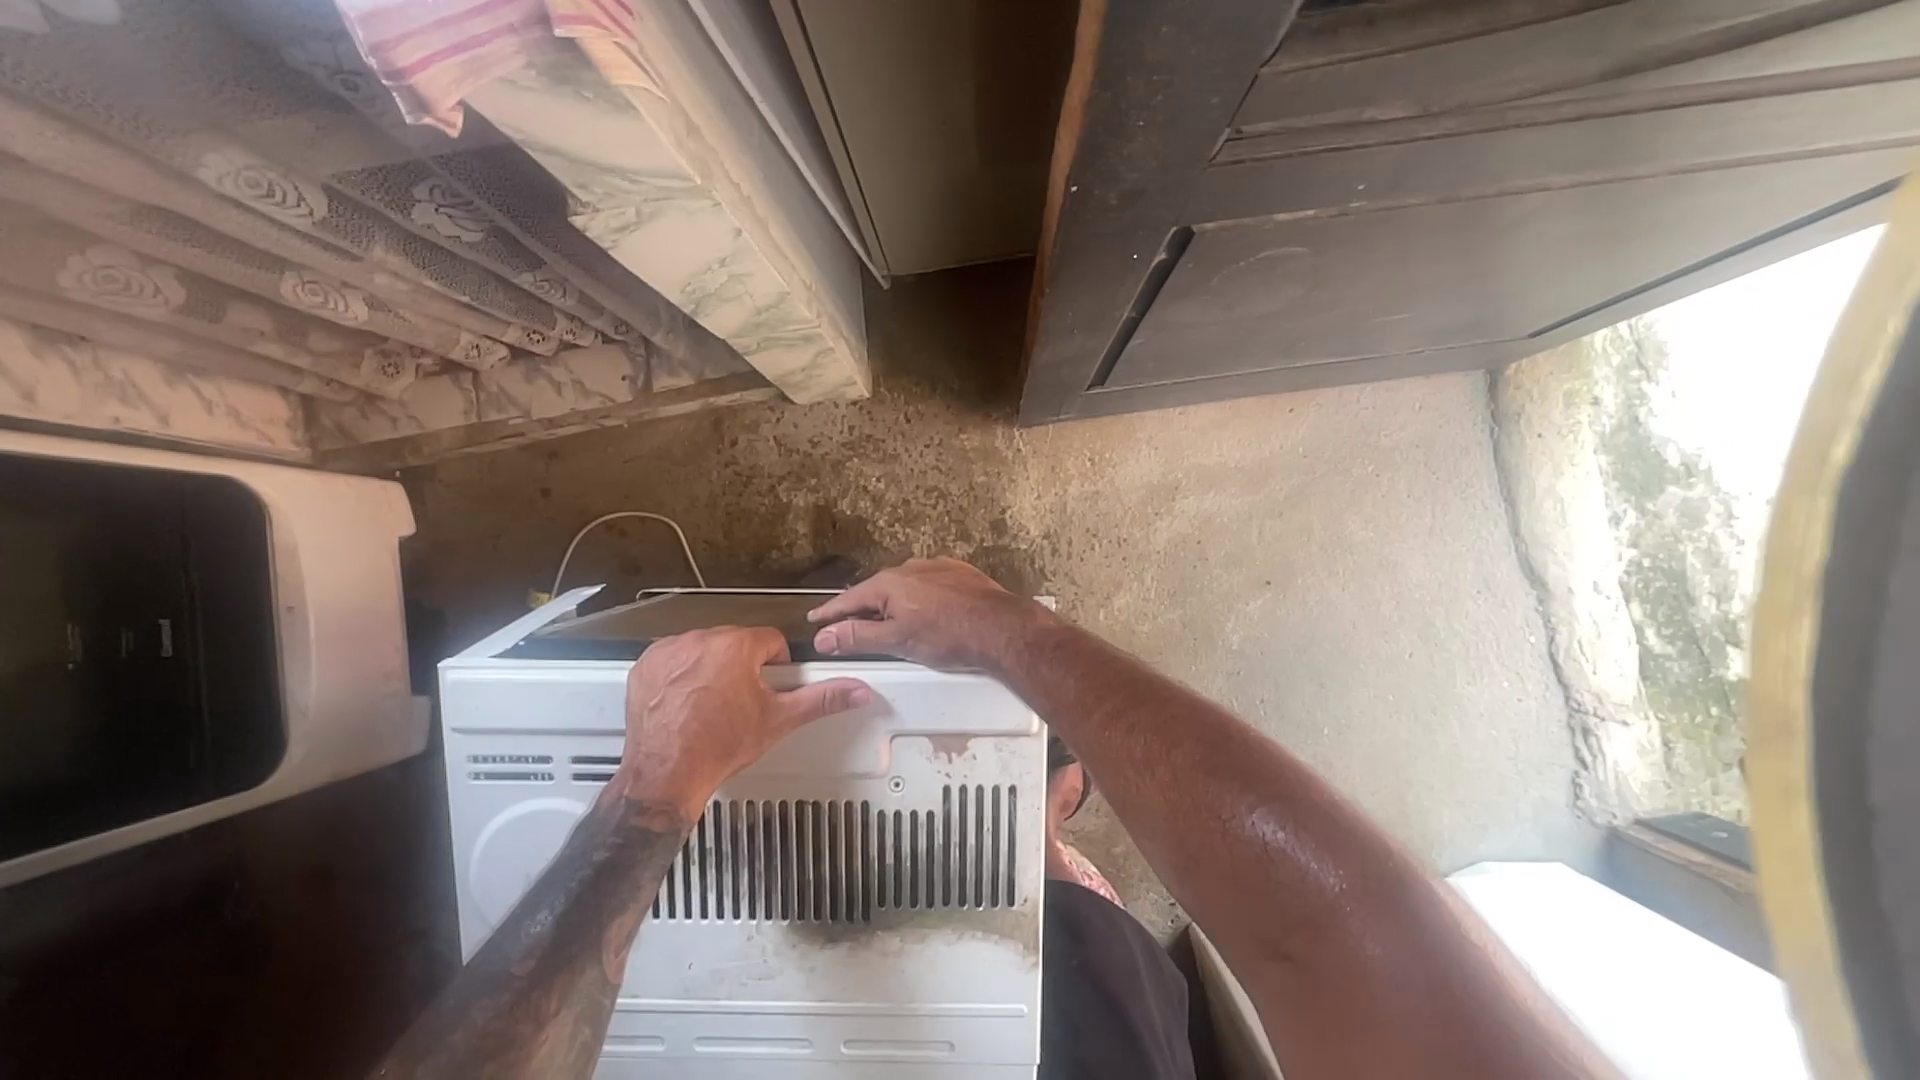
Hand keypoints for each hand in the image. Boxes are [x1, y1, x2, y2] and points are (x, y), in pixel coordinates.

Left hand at [617, 627, 870, 817]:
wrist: (668, 773)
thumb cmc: (718, 746)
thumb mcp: (779, 721)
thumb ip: (822, 699)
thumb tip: (855, 691)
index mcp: (736, 647)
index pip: (769, 640)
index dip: (775, 665)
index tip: (769, 684)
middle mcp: (700, 642)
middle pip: (735, 642)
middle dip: (742, 666)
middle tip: (742, 699)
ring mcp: (670, 652)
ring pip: (704, 648)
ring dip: (711, 667)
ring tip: (714, 702)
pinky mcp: (647, 665)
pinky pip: (673, 657)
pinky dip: (680, 673)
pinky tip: (687, 700)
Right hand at [807, 558, 1056, 671]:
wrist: (1001, 629)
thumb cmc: (951, 635)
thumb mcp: (897, 641)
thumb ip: (858, 637)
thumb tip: (827, 636)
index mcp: (890, 583)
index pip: (849, 599)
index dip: (831, 613)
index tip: (817, 620)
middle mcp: (911, 569)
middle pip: (876, 592)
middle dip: (862, 611)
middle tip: (849, 629)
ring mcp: (937, 569)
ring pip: (904, 588)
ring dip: (892, 606)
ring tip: (890, 626)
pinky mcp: (959, 575)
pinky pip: (928, 587)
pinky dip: (918, 601)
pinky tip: (924, 616)